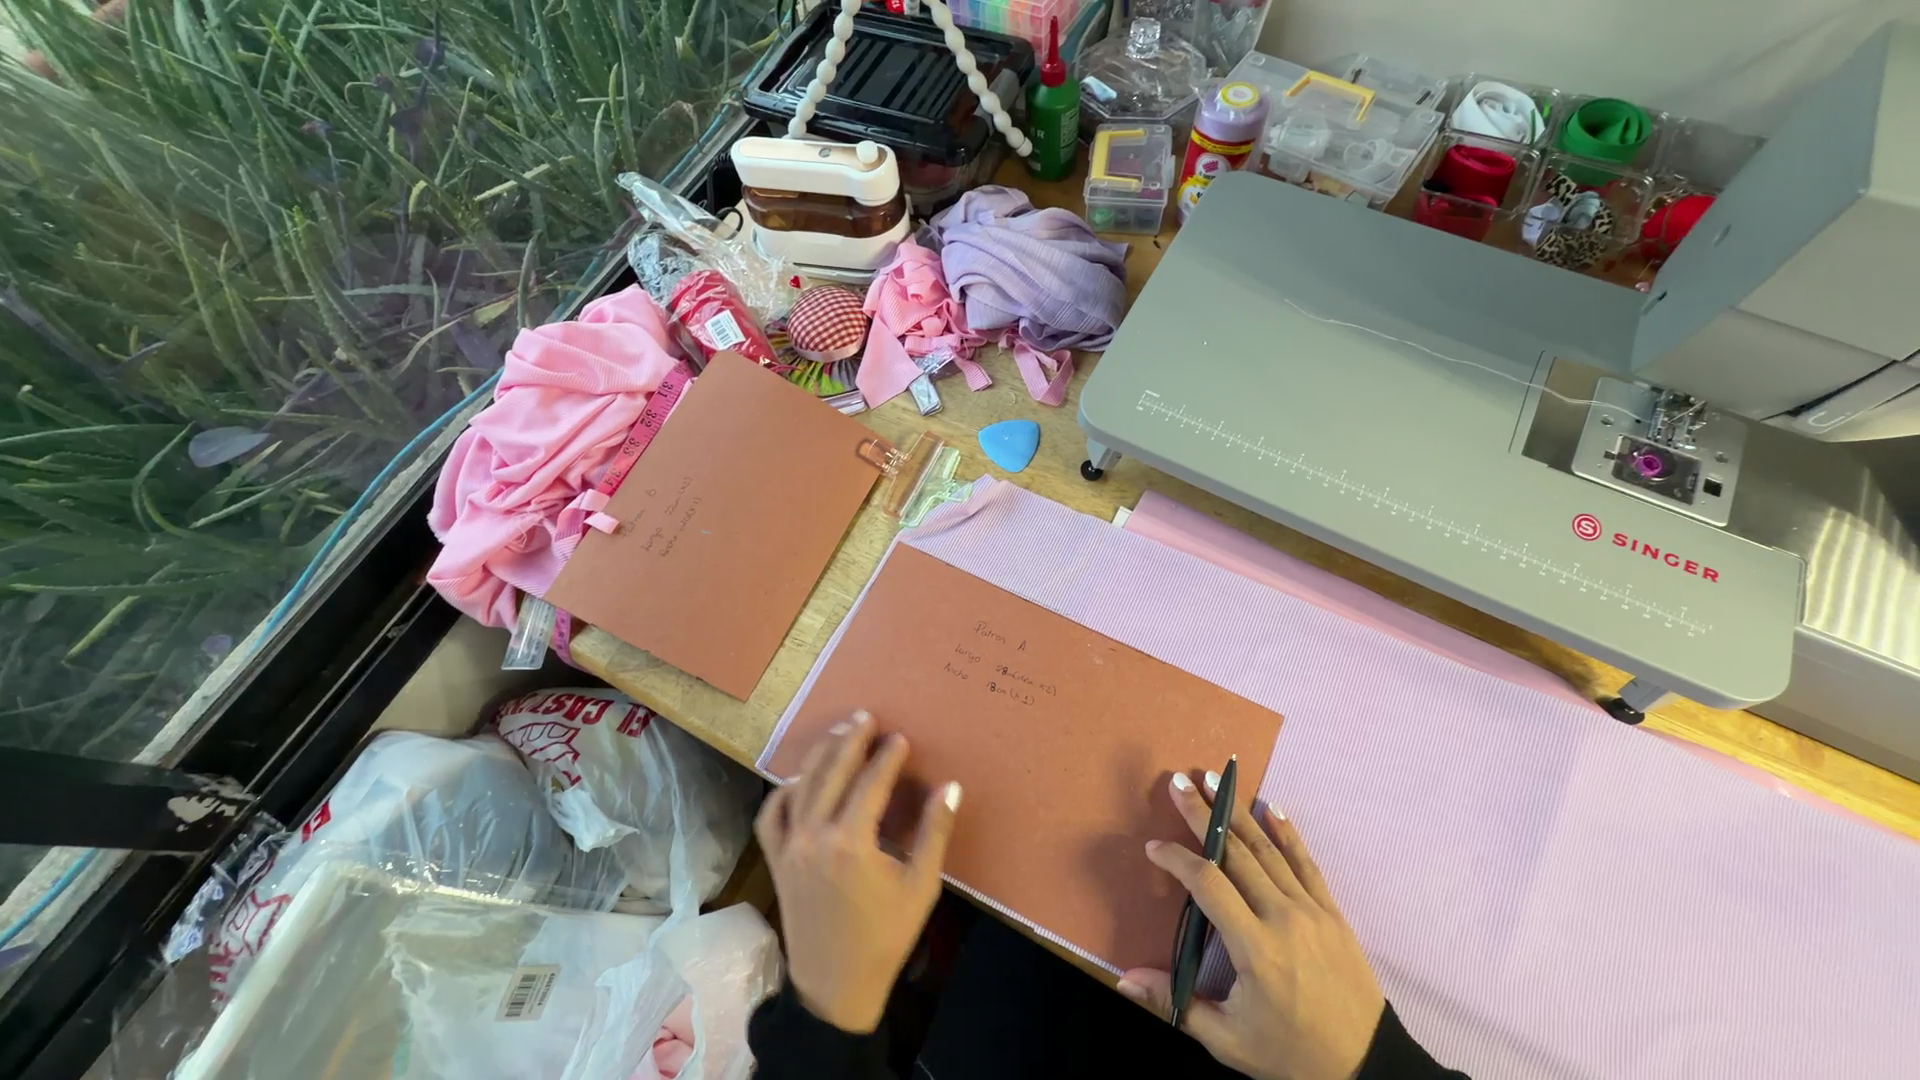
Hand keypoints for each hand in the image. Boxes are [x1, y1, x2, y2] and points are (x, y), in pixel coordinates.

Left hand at [754, 709, 961, 1033]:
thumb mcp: (920, 887)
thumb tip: (950, 787)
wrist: (834, 988)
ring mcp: (790, 848)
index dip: (887, 757)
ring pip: (801, 786)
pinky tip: (799, 780)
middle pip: (832, 772)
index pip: (871, 782)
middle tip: (865, 716)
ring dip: (820, 756)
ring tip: (838, 733)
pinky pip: (772, 816)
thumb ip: (934, 833)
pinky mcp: (777, 861)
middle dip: (850, 740)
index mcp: (851, 842)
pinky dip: (784, 792)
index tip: (900, 738)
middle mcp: (815, 836)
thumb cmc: (884, 938)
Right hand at [1118, 772, 1384, 1079]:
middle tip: (1179, 781)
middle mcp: (1282, 918)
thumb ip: (1175, 1003)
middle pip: (1235, 853)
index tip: (1154, 847)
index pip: (1207, 884)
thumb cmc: (1292, 1055)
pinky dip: (1288, 834)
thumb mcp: (1229, 1040)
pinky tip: (1273, 808)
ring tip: (1215, 780)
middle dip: (1203, 814)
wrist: (1369, 1070)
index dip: (1177, 860)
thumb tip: (1124, 979)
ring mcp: (1311, 911)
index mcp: (1254, 947)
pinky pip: (1307, 864)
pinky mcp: (1333, 913)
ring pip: (1268, 850)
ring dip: (1237, 812)